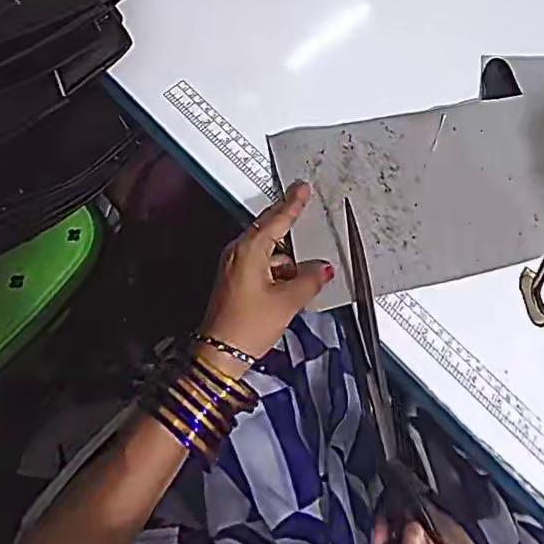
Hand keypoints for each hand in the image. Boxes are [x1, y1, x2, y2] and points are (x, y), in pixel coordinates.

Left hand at [198, 182, 331, 377]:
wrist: (220, 354)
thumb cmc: (248, 325)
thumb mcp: (287, 301)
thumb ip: (310, 280)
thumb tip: (324, 269)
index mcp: (250, 250)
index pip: (277, 219)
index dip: (293, 203)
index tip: (302, 188)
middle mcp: (239, 252)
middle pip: (268, 228)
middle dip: (287, 220)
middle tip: (303, 205)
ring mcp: (235, 266)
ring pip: (267, 248)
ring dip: (287, 253)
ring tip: (308, 263)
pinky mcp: (236, 280)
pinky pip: (262, 262)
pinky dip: (279, 266)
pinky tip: (294, 279)